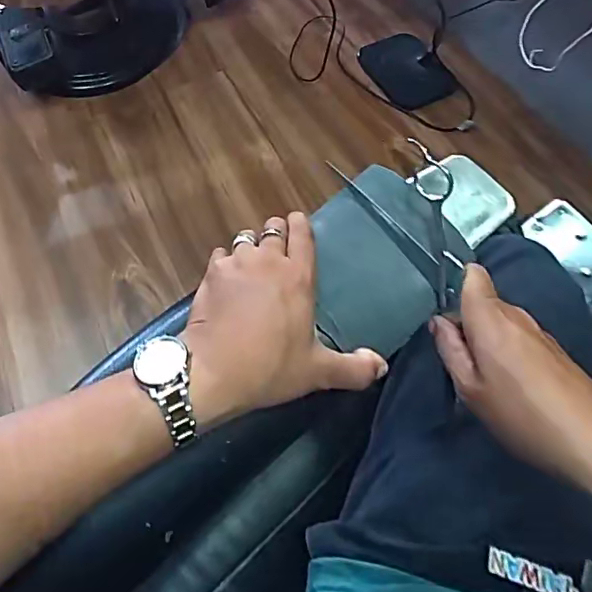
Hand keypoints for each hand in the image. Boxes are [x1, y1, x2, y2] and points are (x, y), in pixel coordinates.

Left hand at [181, 212, 386, 425]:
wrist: (215, 368)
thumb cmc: (272, 366)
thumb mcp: (317, 371)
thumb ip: (353, 368)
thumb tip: (380, 365)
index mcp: (298, 277)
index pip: (302, 237)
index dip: (300, 225)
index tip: (297, 219)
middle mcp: (267, 261)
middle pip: (272, 231)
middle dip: (275, 232)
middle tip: (276, 243)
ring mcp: (236, 263)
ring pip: (244, 239)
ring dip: (249, 246)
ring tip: (251, 260)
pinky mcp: (211, 271)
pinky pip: (220, 255)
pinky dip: (225, 261)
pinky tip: (225, 275)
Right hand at [430, 264, 591, 500]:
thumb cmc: (525, 416)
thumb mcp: (471, 389)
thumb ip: (450, 349)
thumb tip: (439, 323)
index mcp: (490, 317)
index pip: (473, 276)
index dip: (456, 284)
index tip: (447, 313)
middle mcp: (518, 316)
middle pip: (486, 303)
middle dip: (470, 321)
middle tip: (464, 359)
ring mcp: (543, 335)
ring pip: (505, 323)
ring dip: (493, 340)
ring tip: (491, 378)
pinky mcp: (561, 355)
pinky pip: (524, 340)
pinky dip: (515, 354)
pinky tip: (519, 388)